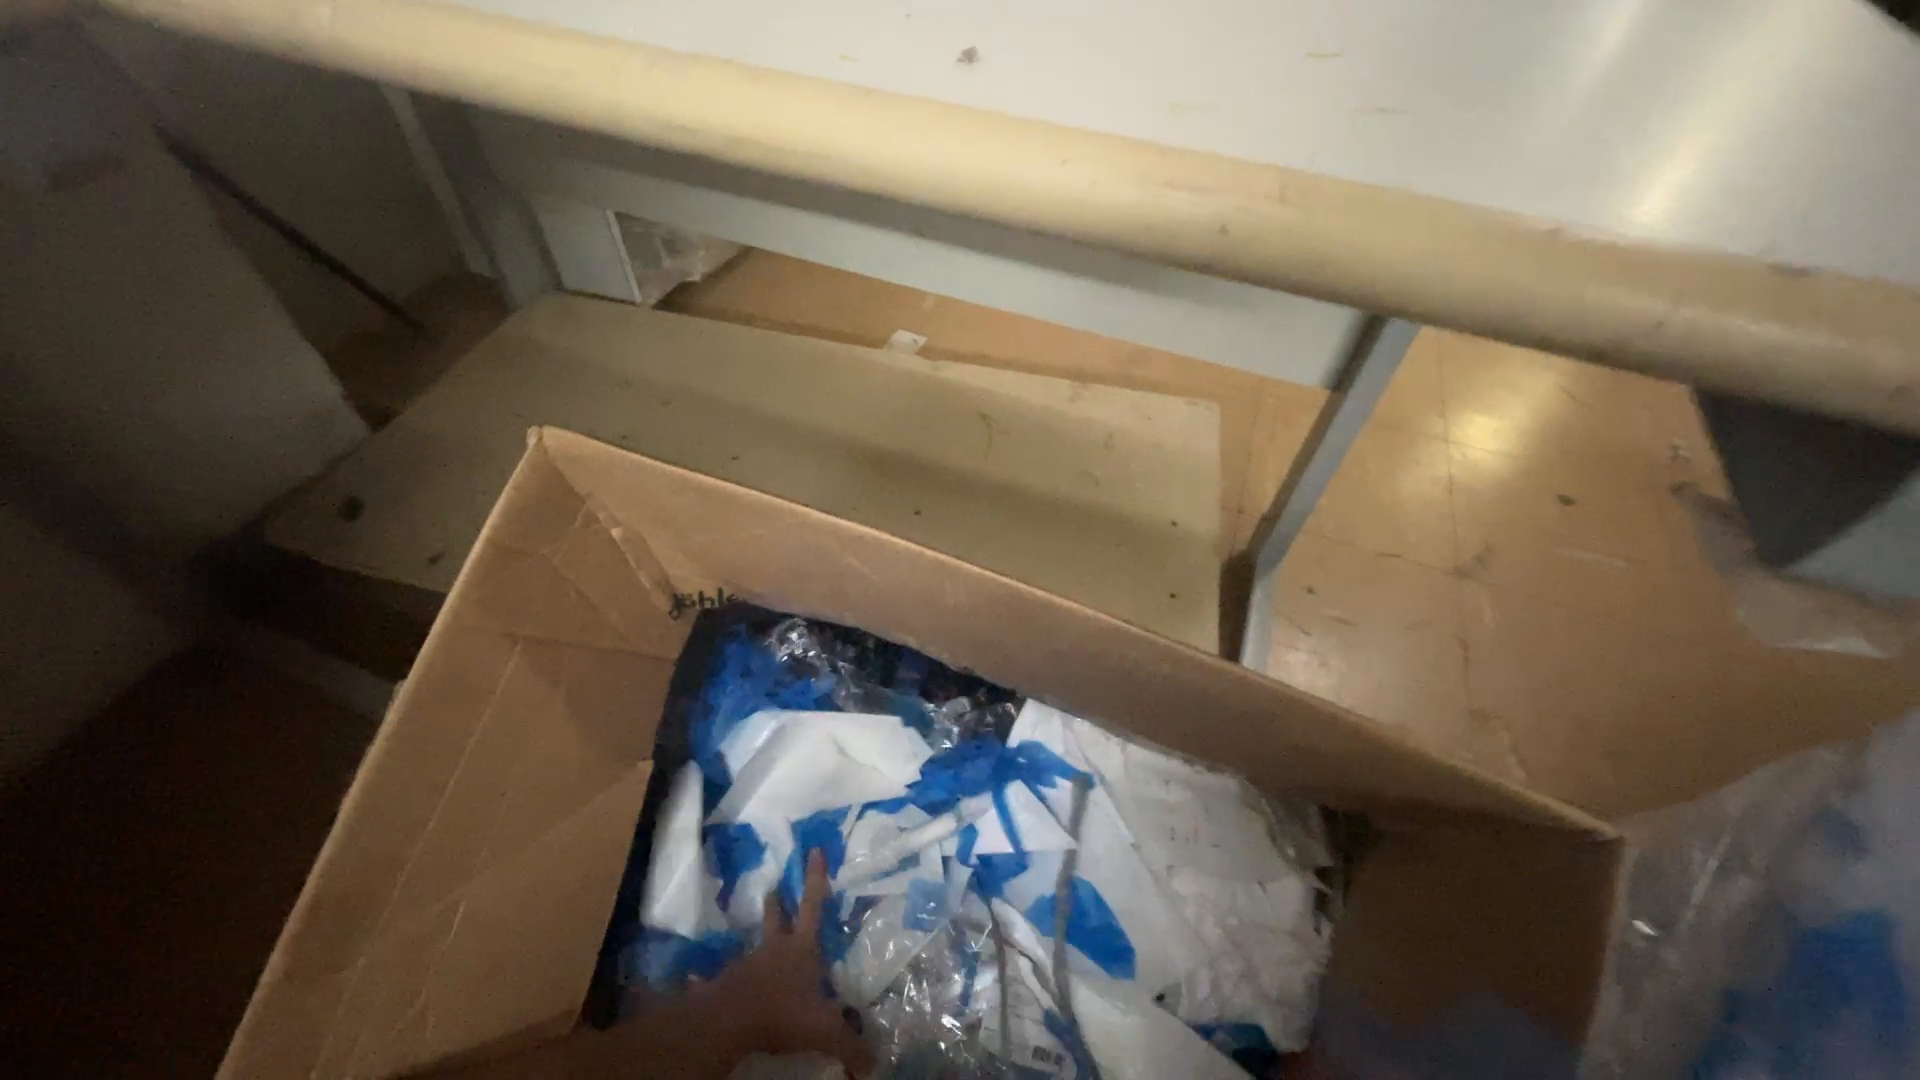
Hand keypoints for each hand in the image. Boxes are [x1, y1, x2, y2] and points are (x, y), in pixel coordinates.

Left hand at [695, 852, 871, 1076]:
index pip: (814, 906)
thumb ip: (850, 1043)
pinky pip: (717, 980)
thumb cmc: (782, 1013)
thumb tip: (875, 1063)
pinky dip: (710, 979)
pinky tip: (698, 978)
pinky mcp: (723, 984)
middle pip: (776, 917)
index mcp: (802, 949)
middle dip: (777, 902)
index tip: (813, 850)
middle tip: (774, 889)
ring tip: (752, 945)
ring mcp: (746, 964)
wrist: (729, 1021)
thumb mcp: (824, 1030)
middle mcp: (774, 949)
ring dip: (754, 943)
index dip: (816, 878)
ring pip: (752, 946)